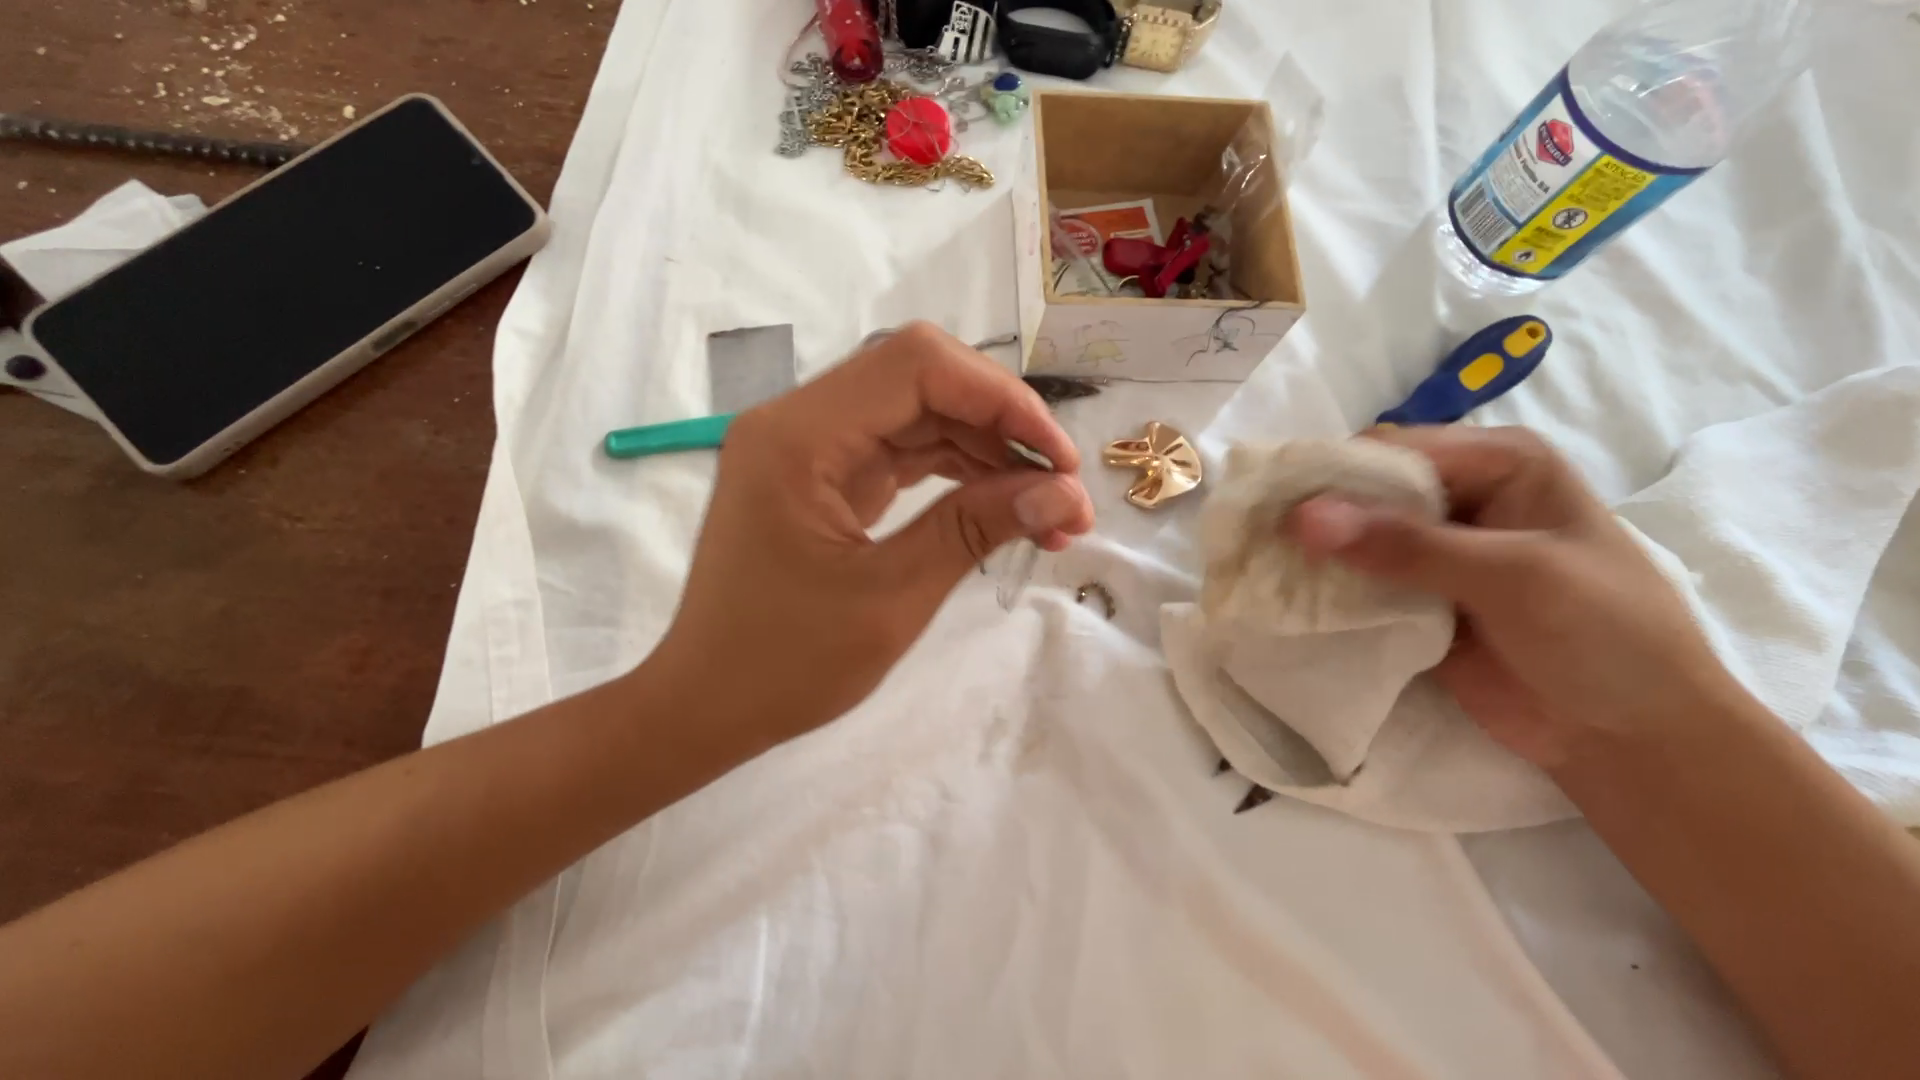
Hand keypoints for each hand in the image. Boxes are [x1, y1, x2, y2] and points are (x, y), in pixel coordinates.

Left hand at [648, 322, 1094, 744]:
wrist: (706, 705)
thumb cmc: (784, 665)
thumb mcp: (891, 598)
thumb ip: (976, 530)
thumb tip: (1067, 493)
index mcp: (798, 436)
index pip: (915, 366)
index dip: (1000, 398)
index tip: (1059, 459)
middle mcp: (797, 421)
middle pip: (920, 379)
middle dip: (1000, 423)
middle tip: (1060, 487)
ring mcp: (807, 446)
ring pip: (916, 412)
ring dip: (985, 448)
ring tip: (1045, 505)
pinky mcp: (821, 474)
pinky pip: (899, 449)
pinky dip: (954, 470)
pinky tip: (1000, 503)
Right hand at [1286, 426, 1749, 771]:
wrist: (1635, 738)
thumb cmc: (1604, 636)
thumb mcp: (1515, 576)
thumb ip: (1409, 545)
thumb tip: (1302, 517)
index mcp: (1500, 464)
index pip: (1394, 450)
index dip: (1334, 473)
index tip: (1275, 507)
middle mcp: (1461, 498)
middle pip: (1367, 489)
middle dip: (1317, 512)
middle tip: (1255, 540)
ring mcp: (1436, 554)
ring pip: (1354, 537)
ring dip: (1315, 555)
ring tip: (1258, 570)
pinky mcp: (1416, 601)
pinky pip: (1358, 585)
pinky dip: (1327, 592)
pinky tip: (1288, 602)